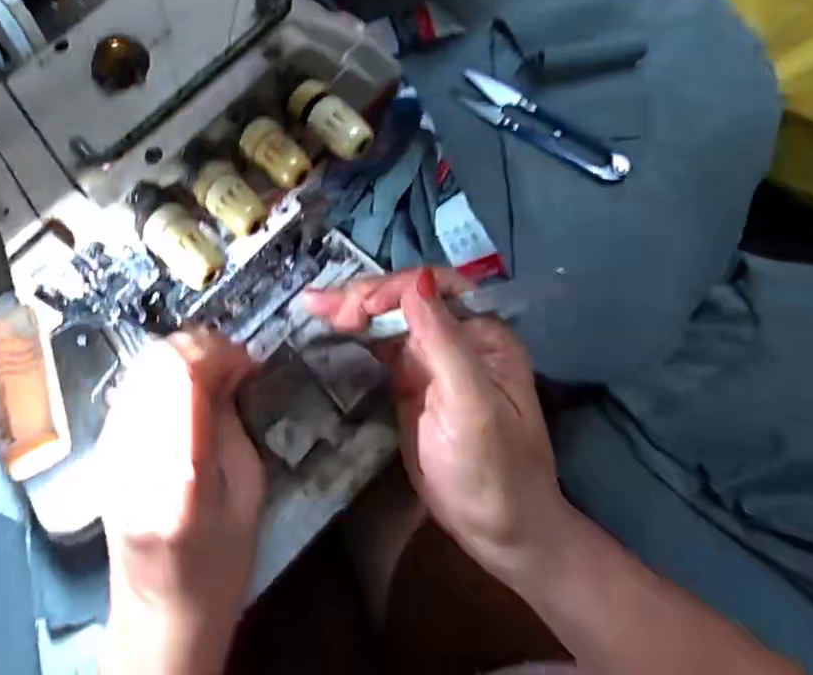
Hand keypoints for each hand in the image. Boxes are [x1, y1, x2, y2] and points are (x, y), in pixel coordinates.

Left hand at [98, 329, 264, 674]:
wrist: (159, 614)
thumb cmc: (218, 568)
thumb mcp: (248, 494)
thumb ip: (232, 422)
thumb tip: (227, 369)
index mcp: (179, 480)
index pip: (183, 376)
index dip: (219, 351)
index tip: (245, 360)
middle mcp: (134, 458)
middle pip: (157, 362)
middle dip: (201, 345)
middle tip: (231, 361)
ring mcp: (110, 452)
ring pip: (141, 366)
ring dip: (181, 353)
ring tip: (211, 370)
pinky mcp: (102, 450)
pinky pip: (131, 386)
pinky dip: (161, 372)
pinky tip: (184, 385)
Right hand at [302, 269, 568, 583]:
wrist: (498, 533)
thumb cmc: (494, 470)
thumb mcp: (471, 405)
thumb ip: (443, 340)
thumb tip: (416, 280)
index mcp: (482, 334)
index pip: (435, 289)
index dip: (395, 288)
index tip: (360, 307)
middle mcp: (457, 336)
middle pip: (406, 298)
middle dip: (364, 296)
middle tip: (321, 305)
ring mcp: (431, 358)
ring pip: (387, 317)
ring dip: (351, 308)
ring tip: (313, 304)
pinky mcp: (409, 379)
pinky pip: (379, 344)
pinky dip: (353, 332)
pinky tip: (328, 323)